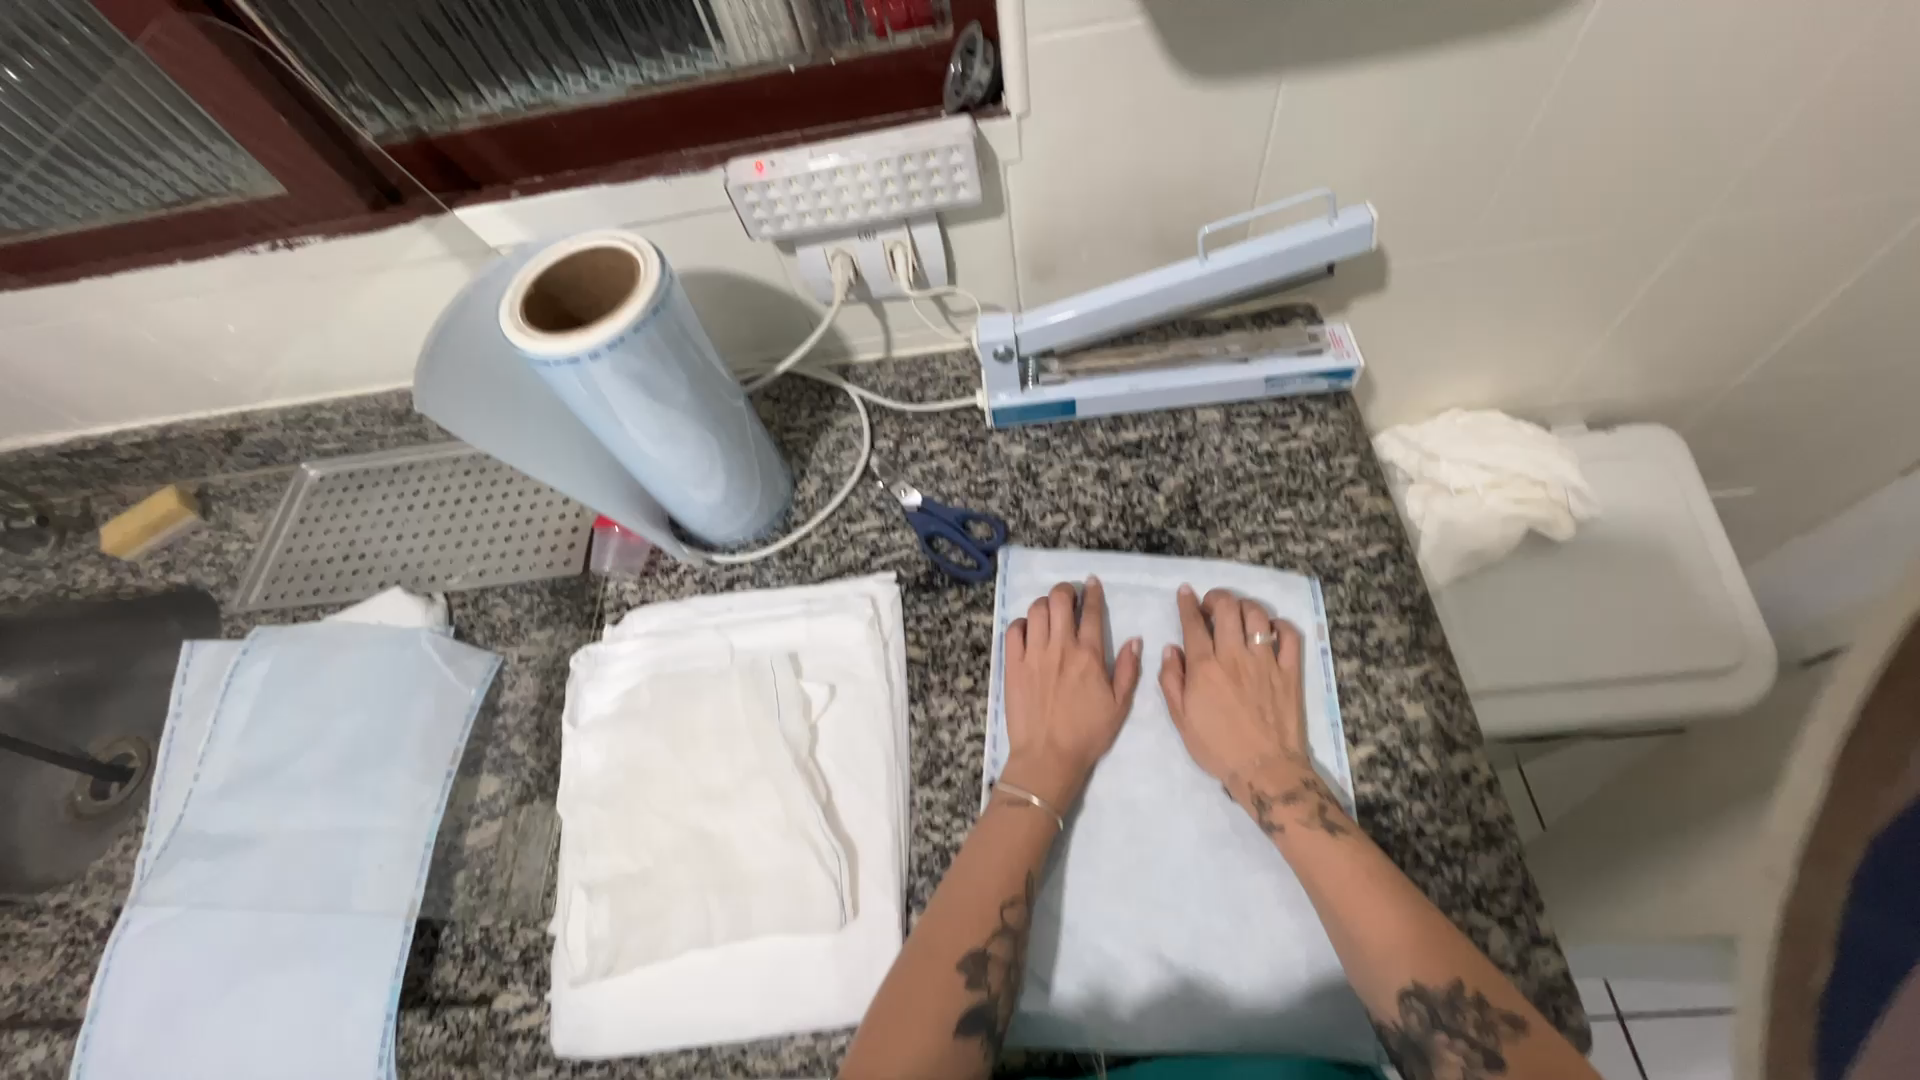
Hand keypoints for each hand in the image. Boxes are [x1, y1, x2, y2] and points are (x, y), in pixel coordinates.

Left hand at [1000, 577, 1143, 810]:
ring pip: (1036, 610)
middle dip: (1065, 591)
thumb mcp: (1119, 706)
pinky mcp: (1012, 664)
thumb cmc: (1087, 734)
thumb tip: (1135, 640)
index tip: (1092, 583)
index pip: (1092, 611)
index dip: (1092, 592)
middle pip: (1059, 600)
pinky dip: (1021, 624)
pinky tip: (1028, 631)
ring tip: (1049, 612)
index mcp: (1089, 655)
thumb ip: (1129, 670)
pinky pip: (1013, 630)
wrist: (1048, 756)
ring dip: (1044, 604)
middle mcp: (1060, 647)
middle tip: (1069, 597)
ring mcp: (1033, 654)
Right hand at [1159, 584, 1309, 790]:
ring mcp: (1265, 662)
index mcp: (1204, 667)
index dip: (1187, 603)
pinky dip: (1279, 625)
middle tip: (1211, 606)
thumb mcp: (1180, 718)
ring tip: (1238, 614)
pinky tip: (1270, 630)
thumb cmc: (1216, 747)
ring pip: (1257, 615)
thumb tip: (1172, 649)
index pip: (1193, 623)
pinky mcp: (1290, 671)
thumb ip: (1171, 680)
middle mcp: (1234, 656)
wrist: (1264, 770)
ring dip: (1245, 607)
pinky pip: (1289, 635)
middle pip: (1227, 608)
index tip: (1185, 592)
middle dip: (1216, 598)